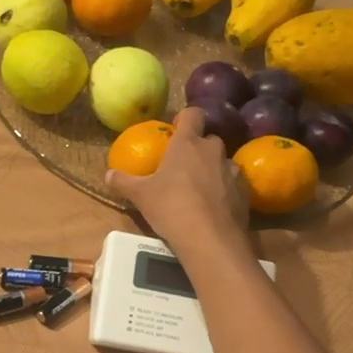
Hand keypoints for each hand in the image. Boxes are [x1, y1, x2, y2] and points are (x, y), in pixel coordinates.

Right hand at [107, 106, 248, 257]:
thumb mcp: (140, 196)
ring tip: (199, 190)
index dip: (185, 118)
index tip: (176, 130)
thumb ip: (123, 182)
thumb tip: (108, 175)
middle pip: (208, 139)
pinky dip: (225, 190)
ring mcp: (232, 170)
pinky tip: (214, 207)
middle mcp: (213, 150)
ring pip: (222, 162)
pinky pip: (233, 183)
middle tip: (182, 167)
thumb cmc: (171, 207)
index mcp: (188, 144)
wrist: (210, 239)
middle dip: (198, 149)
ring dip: (212, 170)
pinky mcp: (245, 191)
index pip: (193, 114)